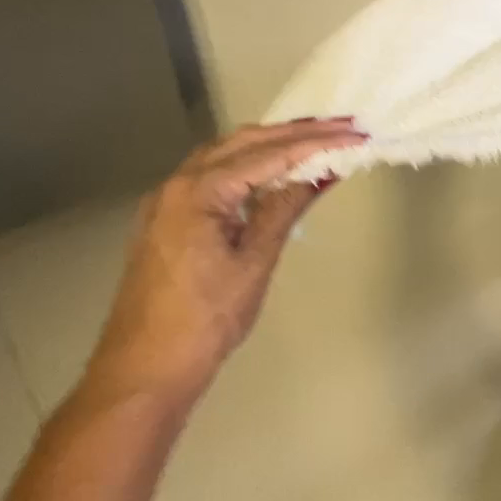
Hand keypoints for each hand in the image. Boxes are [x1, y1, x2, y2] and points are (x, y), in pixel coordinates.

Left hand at [82, 118, 368, 405]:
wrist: (143, 373)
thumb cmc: (205, 319)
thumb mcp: (255, 259)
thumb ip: (287, 206)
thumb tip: (324, 169)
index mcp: (199, 192)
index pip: (270, 153)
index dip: (318, 141)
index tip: (358, 133)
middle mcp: (177, 185)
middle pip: (246, 142)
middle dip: (297, 132)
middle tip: (345, 127)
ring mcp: (167, 201)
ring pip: (227, 154)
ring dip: (273, 143)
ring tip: (318, 140)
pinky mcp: (167, 219)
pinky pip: (213, 173)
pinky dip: (250, 163)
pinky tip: (275, 172)